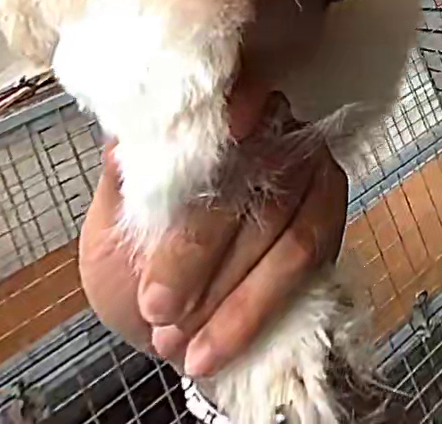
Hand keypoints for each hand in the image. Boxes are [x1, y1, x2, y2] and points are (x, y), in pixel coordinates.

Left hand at [79, 0, 367, 376]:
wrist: (172, 320)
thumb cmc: (136, 263)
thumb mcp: (112, 226)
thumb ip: (124, 177)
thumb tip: (130, 122)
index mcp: (216, 120)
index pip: (237, 89)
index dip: (237, 100)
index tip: (225, 126)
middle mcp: (271, 125)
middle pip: (253, 164)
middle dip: (202, 239)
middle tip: (156, 301)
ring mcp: (307, 162)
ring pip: (284, 209)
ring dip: (232, 281)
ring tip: (174, 337)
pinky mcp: (329, 206)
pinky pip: (310, 246)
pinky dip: (260, 301)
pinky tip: (214, 351)